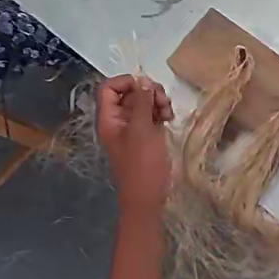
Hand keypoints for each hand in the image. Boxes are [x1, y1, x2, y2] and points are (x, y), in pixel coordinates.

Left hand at [96, 74, 173, 214]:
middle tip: (162, 100)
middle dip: (147, 91)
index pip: (109, 88)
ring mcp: (133, 129)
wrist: (148, 198)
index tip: (146, 87)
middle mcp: (118, 121)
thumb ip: (142, 102)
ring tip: (168, 112)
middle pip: (129, 93)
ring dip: (157, 101)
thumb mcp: (142, 130)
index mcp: (109, 119)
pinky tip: (169, 118)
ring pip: (143, 103)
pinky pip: (151, 115)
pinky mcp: (146, 136)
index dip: (126, 82)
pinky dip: (160, 112)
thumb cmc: (142, 165)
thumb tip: (144, 81)